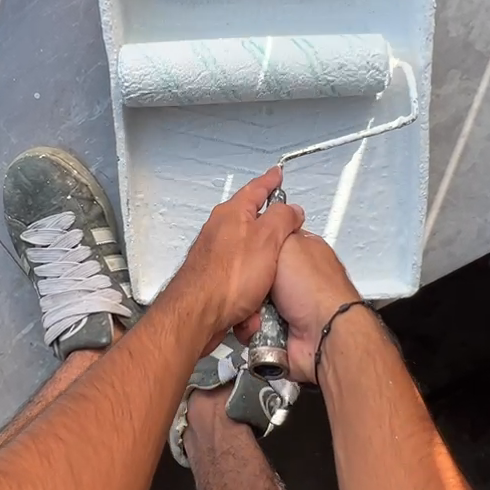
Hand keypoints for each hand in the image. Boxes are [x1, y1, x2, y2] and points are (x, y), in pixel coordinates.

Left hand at [162, 167, 304, 337]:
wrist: (197, 316)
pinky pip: (243, 285)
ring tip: (266, 290)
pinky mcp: (216, 281)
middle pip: (254, 225)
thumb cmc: (226, 279)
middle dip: (273, 237)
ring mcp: (216, 257)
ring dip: (263, 278)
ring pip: (251, 261)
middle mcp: (220, 232)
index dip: (270, 181)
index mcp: (232, 215)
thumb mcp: (267, 239)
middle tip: (286, 236)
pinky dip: (252, 297)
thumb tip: (292, 209)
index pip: (255, 189)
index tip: (277, 174)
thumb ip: (282, 219)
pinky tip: (252, 308)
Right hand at [237, 229, 360, 382]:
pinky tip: (262, 326)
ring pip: (250, 302)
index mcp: (304, 253)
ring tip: (260, 309)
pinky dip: (253, 328)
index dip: (256, 247)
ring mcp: (290, 307)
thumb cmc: (317, 290)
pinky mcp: (280, 331)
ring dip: (250, 308)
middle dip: (249, 283)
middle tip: (254, 283)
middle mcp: (297, 280)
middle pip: (255, 276)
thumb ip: (275, 230)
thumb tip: (265, 222)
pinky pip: (252, 327)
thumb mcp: (289, 244)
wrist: (323, 335)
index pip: (271, 243)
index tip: (245, 250)